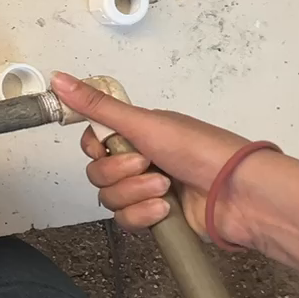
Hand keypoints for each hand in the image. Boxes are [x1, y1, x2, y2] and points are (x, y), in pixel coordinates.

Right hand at [50, 71, 254, 244]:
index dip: (94, 148)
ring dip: (134, 193)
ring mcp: (147, 190)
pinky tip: (164, 209)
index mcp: (137, 134)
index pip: (93, 142)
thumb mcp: (143, 122)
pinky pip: (126, 220)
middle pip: (97, 172)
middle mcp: (140, 160)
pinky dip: (143, 214)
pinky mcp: (156, 218)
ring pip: (109, 197)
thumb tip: (57, 76)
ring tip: (164, 188)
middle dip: (119, 172)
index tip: (106, 147)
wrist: (242, 195)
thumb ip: (96, 105)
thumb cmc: (199, 150)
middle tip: (146, 165)